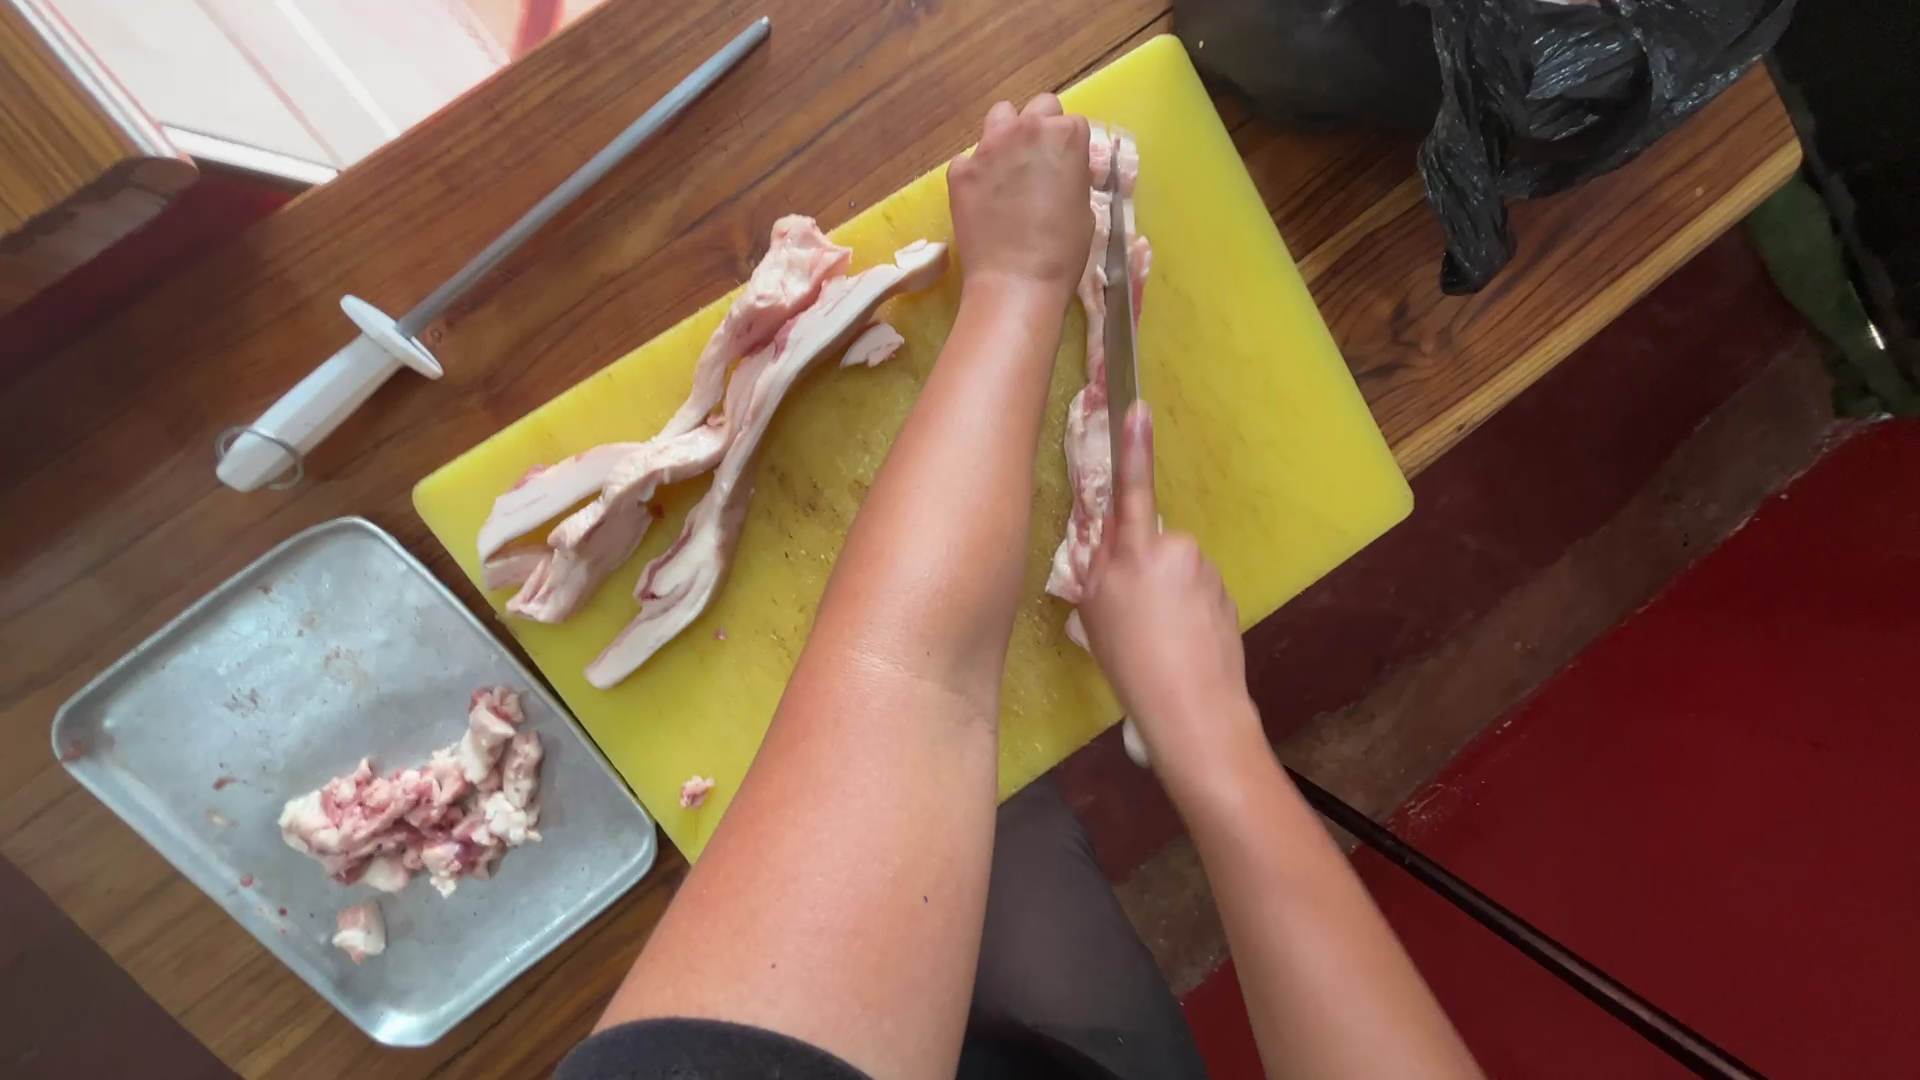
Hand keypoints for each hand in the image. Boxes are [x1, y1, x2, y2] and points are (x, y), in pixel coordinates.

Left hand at [947, 95, 1091, 293]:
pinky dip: (975, 175)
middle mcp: (1026, 129)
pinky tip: (982, 202)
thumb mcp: (1084, 211)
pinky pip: (968, 160)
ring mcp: (988, 148)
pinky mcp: (960, 172)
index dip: (1069, 148)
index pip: (1072, 124)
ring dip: (1006, 137)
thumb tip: (1061, 175)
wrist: (1015, 284)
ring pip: (999, 118)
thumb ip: (1072, 178)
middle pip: (1037, 108)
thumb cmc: (1062, 255)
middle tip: (1038, 165)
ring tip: (1006, 171)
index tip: (1065, 170)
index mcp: (1066, 136)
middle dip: (1040, 130)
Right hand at [1079, 403, 1262, 793]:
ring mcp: (1201, 571)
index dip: (1134, 447)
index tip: (1139, 407)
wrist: (1192, 705)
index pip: (1130, 490)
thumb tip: (1099, 558)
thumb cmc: (1129, 664)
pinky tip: (1181, 638)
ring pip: (1174, 567)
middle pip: (1148, 542)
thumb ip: (1094, 576)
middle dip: (1139, 568)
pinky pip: (1196, 586)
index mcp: (1129, 556)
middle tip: (1130, 615)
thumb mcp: (1093, 619)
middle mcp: (1169, 552)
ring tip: (1157, 634)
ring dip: (1165, 590)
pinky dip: (1188, 605)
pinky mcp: (1224, 590)